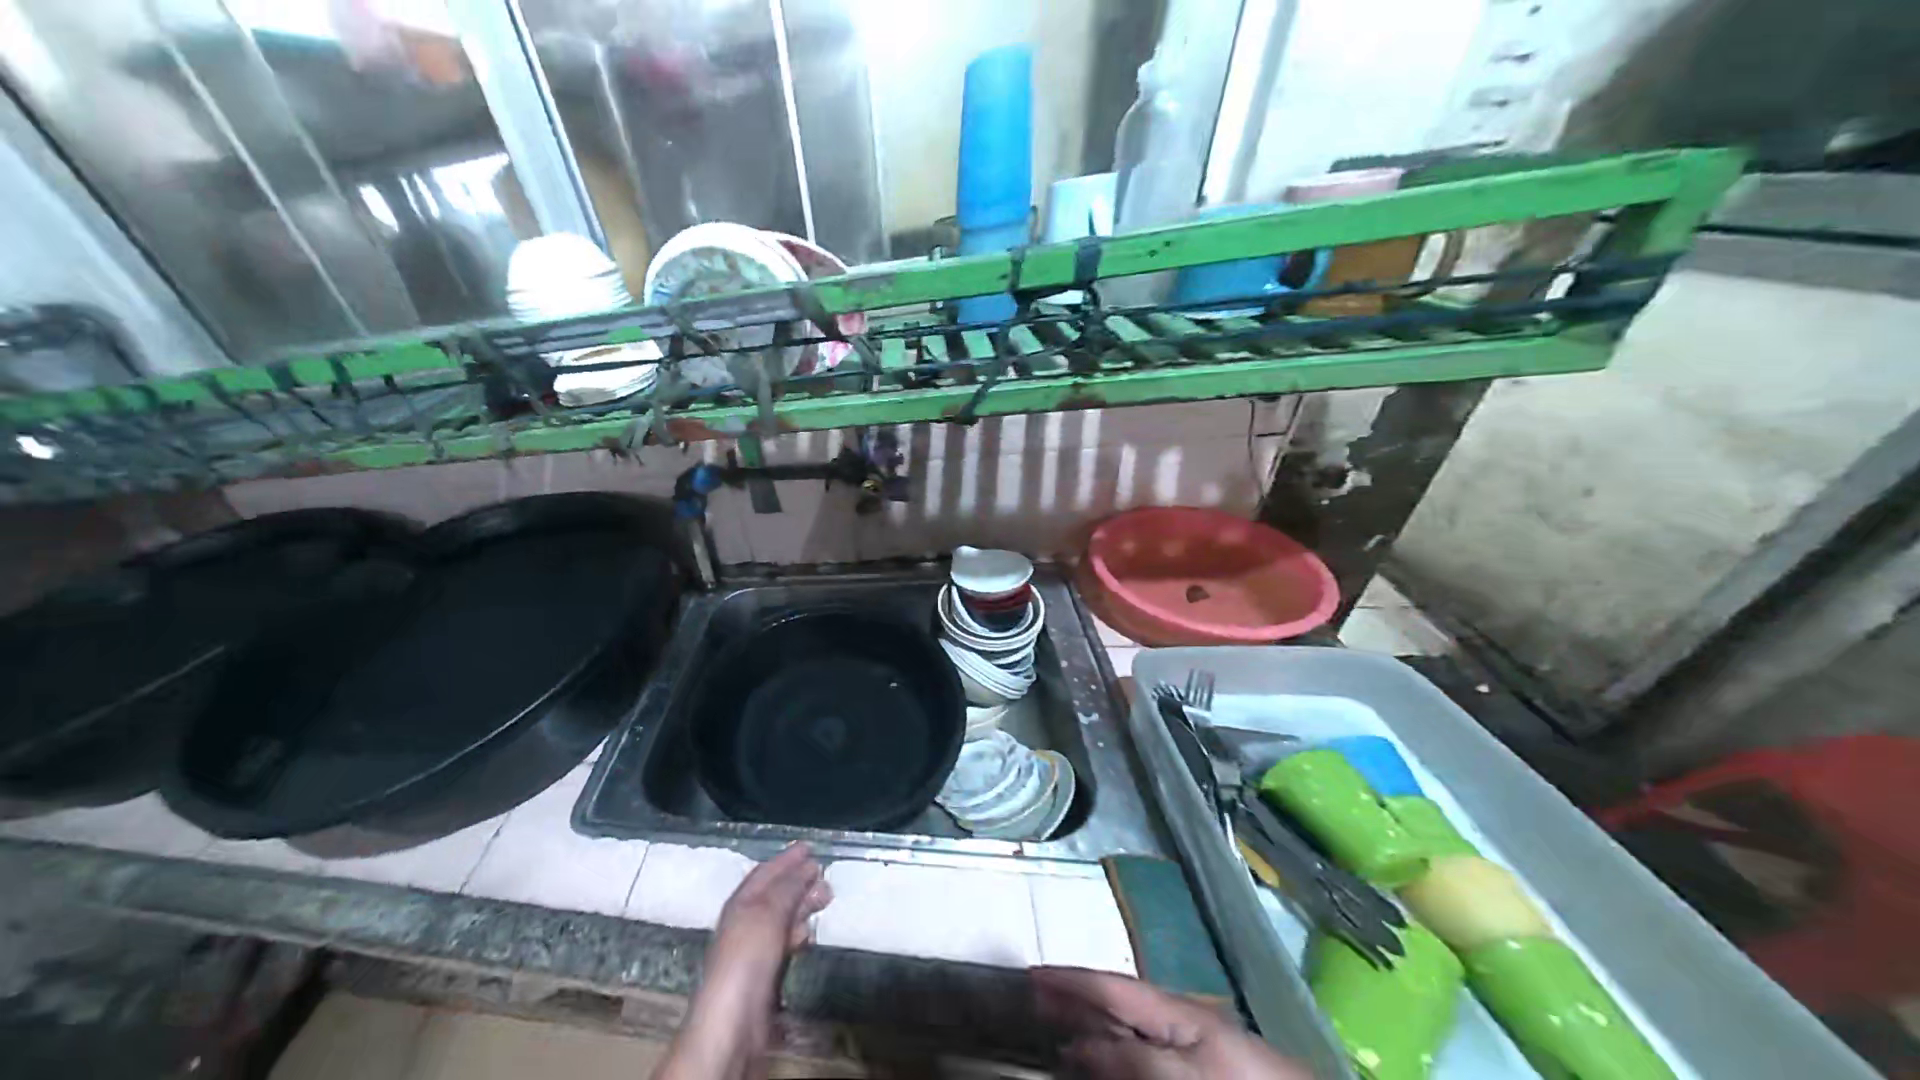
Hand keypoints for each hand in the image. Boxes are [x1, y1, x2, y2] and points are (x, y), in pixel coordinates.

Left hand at [711, 842, 833, 980]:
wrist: (734, 1019)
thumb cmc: (747, 956)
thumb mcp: (768, 911)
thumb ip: (788, 887)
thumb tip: (809, 864)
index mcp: (742, 901)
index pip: (767, 871)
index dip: (787, 858)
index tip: (810, 847)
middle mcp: (747, 919)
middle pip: (776, 892)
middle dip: (800, 880)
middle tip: (825, 872)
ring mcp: (756, 946)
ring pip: (783, 916)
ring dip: (803, 904)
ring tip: (826, 898)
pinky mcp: (766, 969)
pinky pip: (786, 940)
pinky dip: (800, 931)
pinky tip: (810, 932)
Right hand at [1032, 967, 1308, 1079]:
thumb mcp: (1185, 1070)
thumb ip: (1132, 1056)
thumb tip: (1079, 1043)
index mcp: (1171, 1009)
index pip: (1109, 986)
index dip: (1068, 980)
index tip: (1029, 975)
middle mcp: (1175, 1019)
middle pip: (1114, 1002)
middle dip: (1073, 999)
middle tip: (1034, 999)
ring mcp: (1188, 1044)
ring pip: (1127, 1027)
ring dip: (1090, 1025)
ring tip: (1058, 1029)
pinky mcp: (1197, 1067)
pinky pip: (1142, 1049)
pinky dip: (1114, 1050)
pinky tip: (1103, 1061)